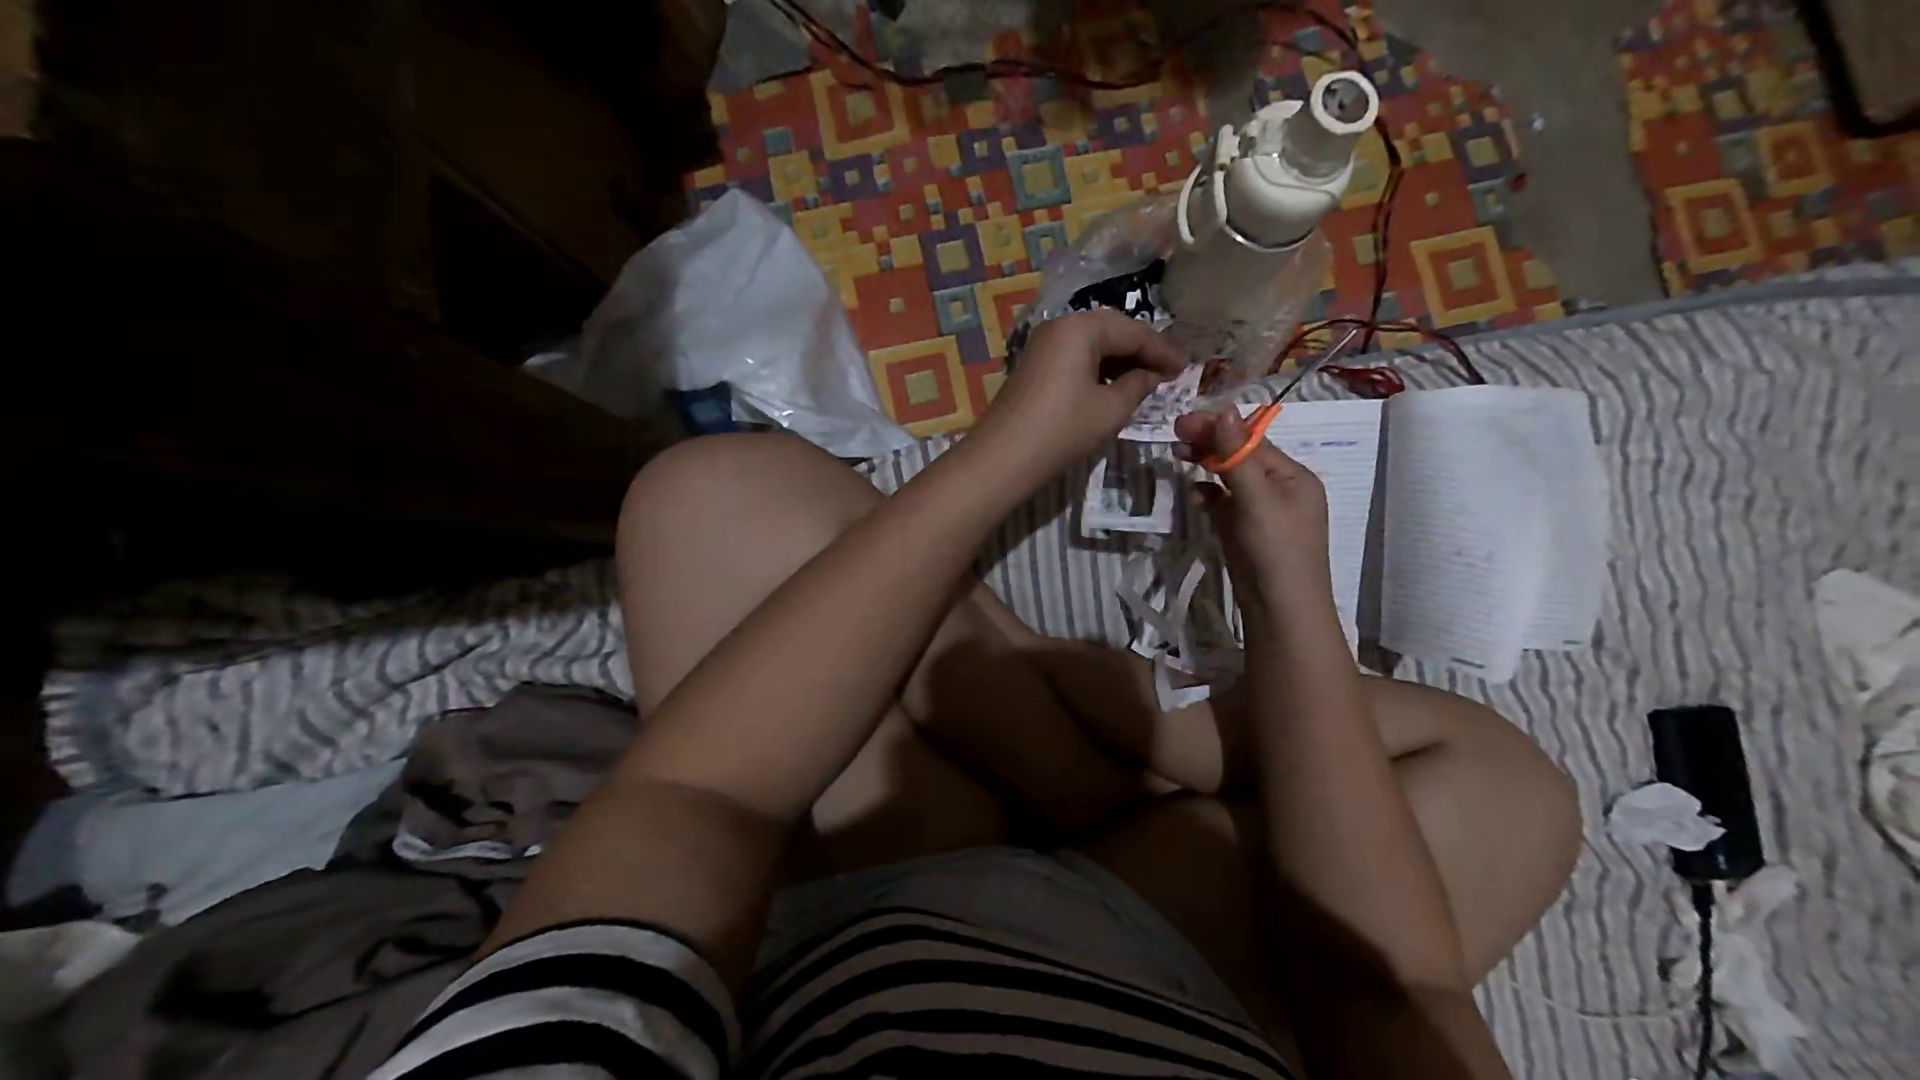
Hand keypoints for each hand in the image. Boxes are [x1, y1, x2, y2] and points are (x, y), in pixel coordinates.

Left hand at [971, 311, 1188, 480]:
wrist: (1004, 457)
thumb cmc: (1063, 429)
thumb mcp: (1110, 409)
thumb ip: (1138, 385)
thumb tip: (1151, 375)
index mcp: (1081, 327)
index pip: (1134, 331)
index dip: (1163, 351)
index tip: (1187, 368)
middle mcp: (1060, 326)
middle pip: (1112, 331)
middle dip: (1142, 350)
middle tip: (1169, 371)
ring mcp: (1043, 345)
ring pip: (1092, 343)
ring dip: (1120, 359)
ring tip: (1147, 380)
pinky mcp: (1035, 365)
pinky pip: (1075, 356)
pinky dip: (1098, 368)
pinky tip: (1115, 385)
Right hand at [1175, 407, 1333, 616]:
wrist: (1280, 611)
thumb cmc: (1276, 551)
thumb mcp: (1257, 500)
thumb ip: (1238, 457)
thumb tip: (1225, 410)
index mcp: (1292, 477)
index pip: (1252, 441)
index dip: (1218, 428)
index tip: (1182, 422)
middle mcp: (1279, 489)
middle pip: (1240, 456)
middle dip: (1210, 443)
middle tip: (1175, 435)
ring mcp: (1260, 511)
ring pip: (1229, 478)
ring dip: (1206, 464)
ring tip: (1177, 454)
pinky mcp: (1243, 531)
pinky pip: (1223, 504)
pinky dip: (1208, 494)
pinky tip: (1192, 491)